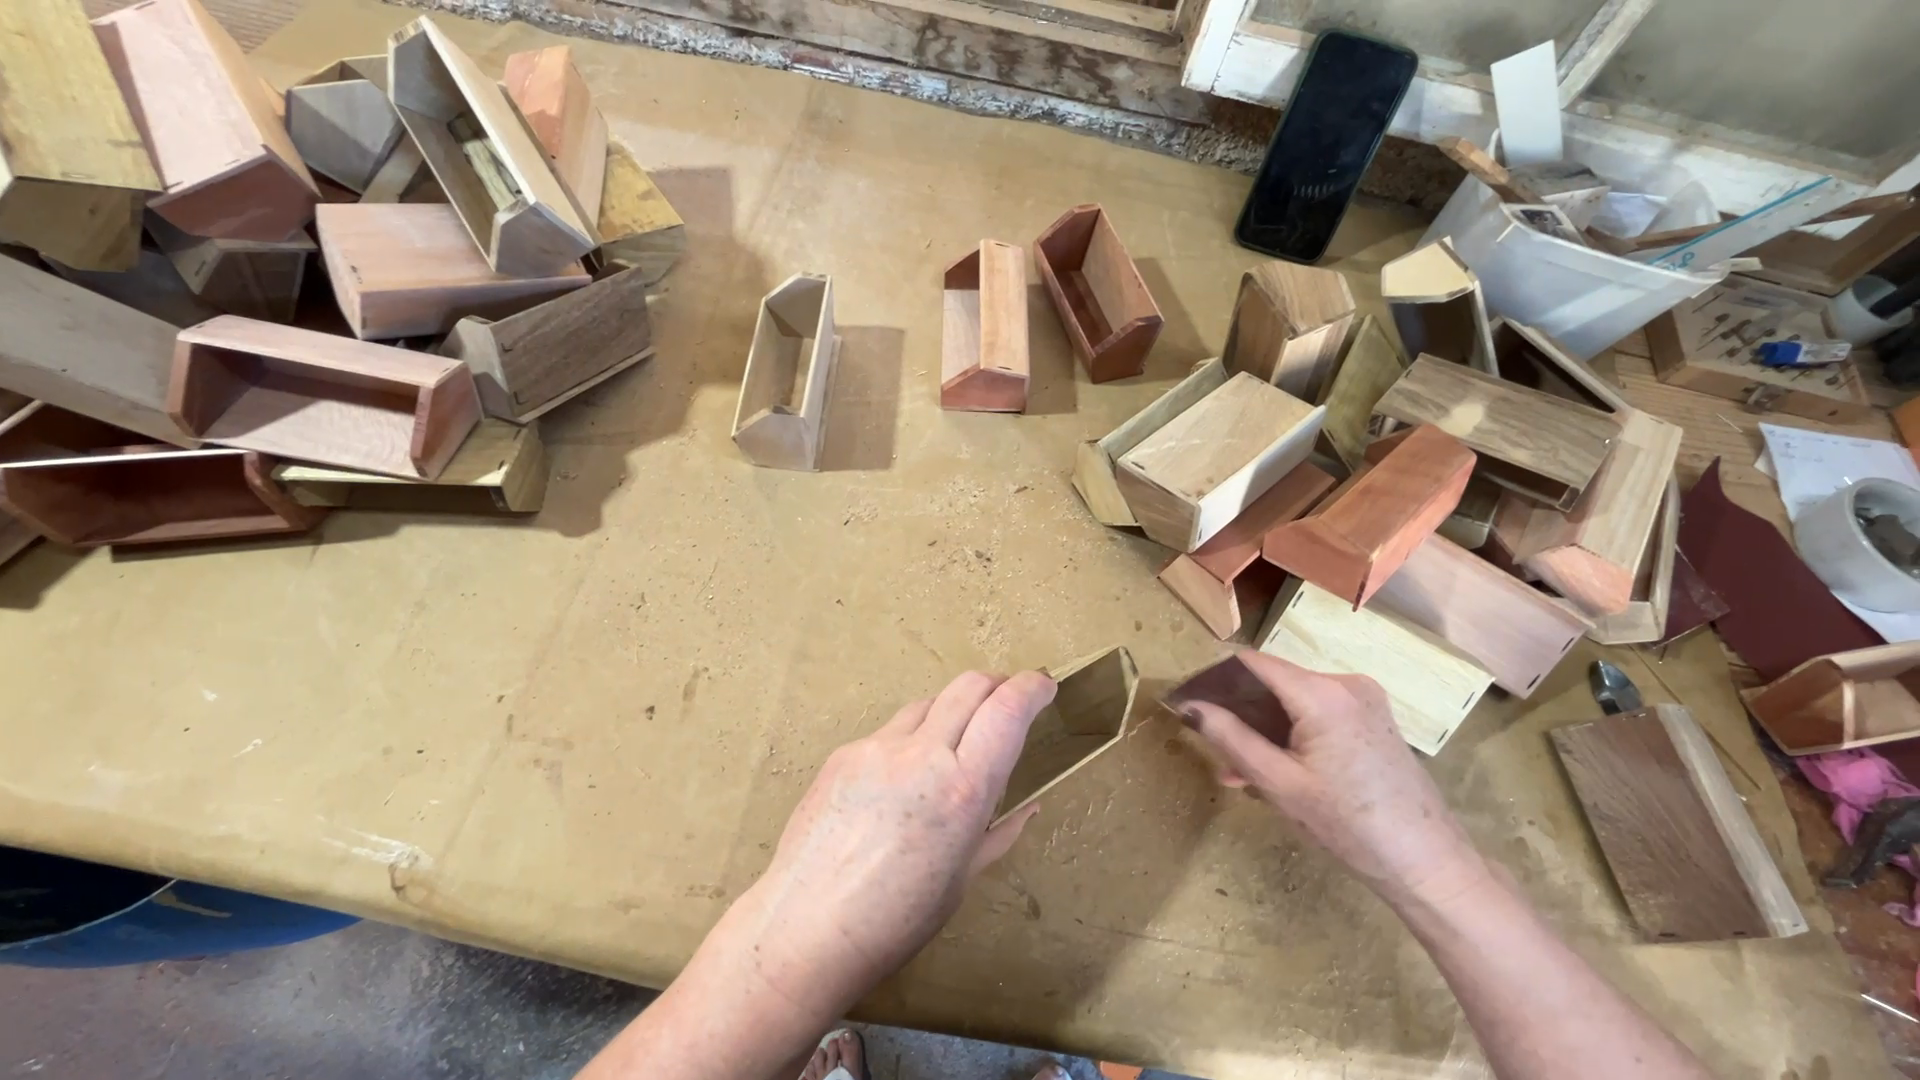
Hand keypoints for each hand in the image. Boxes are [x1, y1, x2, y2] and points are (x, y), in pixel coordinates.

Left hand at [730, 671, 1055, 1018]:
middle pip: (969, 686)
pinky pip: (889, 732)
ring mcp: (877, 748)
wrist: (808, 927)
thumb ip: (998, 832)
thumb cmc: (897, 919)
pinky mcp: (843, 753)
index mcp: (962, 789)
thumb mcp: (962, 878)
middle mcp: (921, 754)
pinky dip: (910, 740)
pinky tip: (901, 779)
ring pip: (927, 704)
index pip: (1007, 710)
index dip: (1031, 688)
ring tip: (953, 742)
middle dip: (997, 684)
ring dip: (952, 710)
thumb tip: (1028, 808)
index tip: (1043, 685)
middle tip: (1008, 699)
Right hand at [1179, 650, 1487, 907]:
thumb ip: (1231, 738)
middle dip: (1238, 713)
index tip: (1185, 703)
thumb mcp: (1279, 784)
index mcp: (1322, 692)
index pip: (1252, 663)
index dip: (1213, 679)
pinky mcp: (1372, 719)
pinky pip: (1315, 714)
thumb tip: (1189, 706)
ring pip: (1292, 701)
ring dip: (1261, 729)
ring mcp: (1364, 700)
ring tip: (1238, 771)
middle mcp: (1345, 683)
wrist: (1428, 863)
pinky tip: (1273, 769)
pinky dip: (1289, 734)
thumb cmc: (1349, 825)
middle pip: (1273, 682)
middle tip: (1212, 750)